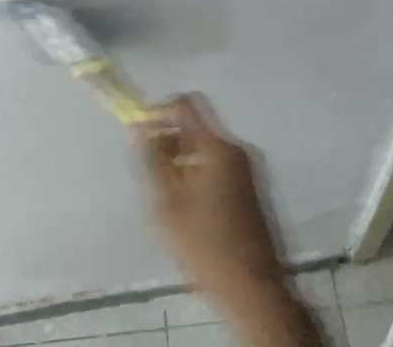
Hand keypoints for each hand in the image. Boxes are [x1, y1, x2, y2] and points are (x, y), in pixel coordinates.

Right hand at [136, 94, 288, 304]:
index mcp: (217, 147)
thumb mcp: (168, 203)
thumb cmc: (206, 245)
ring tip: (163, 192)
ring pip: (205, 147)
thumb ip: (152, 160)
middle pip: (195, 125)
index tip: (140, 133)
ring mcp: (245, 169)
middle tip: (148, 169)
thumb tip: (138, 128)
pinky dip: (196, 172)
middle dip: (168, 138)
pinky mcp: (249, 187)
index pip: (185, 105)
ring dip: (181, 158)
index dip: (158, 111)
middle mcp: (235, 149)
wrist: (253, 288)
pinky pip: (216, 164)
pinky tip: (184, 205)